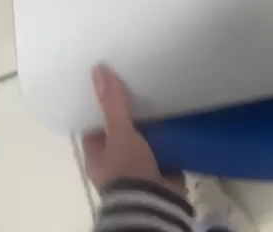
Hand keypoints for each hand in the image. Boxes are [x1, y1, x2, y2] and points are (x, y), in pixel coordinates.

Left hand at [81, 64, 183, 195]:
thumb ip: (112, 103)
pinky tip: (177, 110)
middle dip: (131, 110)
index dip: (102, 104)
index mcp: (97, 156)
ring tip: (161, 89)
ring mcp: (137, 165)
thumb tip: (98, 68)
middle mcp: (115, 161)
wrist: (154, 203)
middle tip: (140, 80)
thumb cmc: (127, 169)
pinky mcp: (159, 166)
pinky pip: (162, 143)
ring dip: (151, 121)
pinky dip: (168, 131)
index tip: (112, 81)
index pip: (96, 124)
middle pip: (121, 128)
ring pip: (142, 135)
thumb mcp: (119, 132)